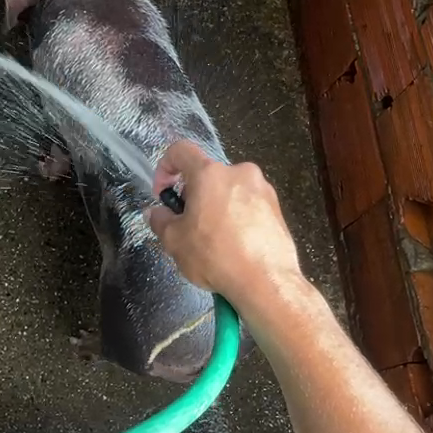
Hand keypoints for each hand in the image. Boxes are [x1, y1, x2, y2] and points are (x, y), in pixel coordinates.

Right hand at [145, 141, 303, 305]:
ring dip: (215, 207)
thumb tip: (155, 213)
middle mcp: (239, 173)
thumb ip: (160, 221)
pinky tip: (233, 245)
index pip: (180, 151)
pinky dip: (236, 218)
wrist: (266, 282)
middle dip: (193, 195)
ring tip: (212, 240)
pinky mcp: (277, 208)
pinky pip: (248, 205)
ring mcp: (262, 189)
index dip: (164, 167)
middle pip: (207, 175)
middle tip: (187, 224)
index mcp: (210, 174)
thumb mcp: (174, 241)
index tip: (163, 193)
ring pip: (228, 190)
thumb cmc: (215, 256)